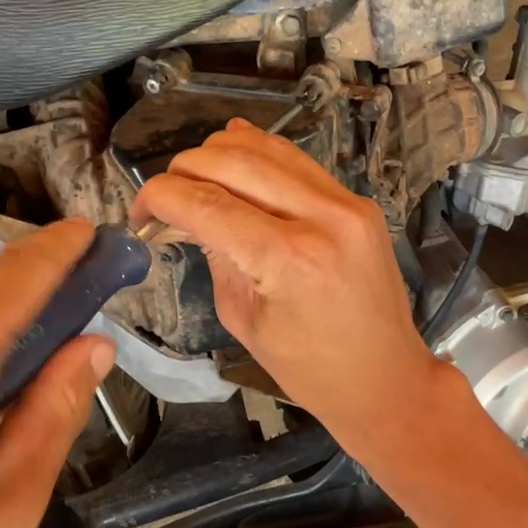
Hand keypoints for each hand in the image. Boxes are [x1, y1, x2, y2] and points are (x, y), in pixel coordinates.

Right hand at [133, 119, 448, 436]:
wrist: (386, 377)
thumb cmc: (311, 370)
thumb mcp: (246, 321)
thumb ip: (217, 259)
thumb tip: (191, 219)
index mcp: (288, 258)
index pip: (208, 205)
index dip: (161, 197)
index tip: (140, 210)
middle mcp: (321, 217)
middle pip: (235, 163)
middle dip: (186, 169)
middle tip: (163, 194)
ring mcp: (347, 204)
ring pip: (269, 150)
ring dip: (221, 153)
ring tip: (193, 174)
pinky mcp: (359, 203)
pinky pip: (300, 163)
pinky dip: (262, 154)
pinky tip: (234, 151)